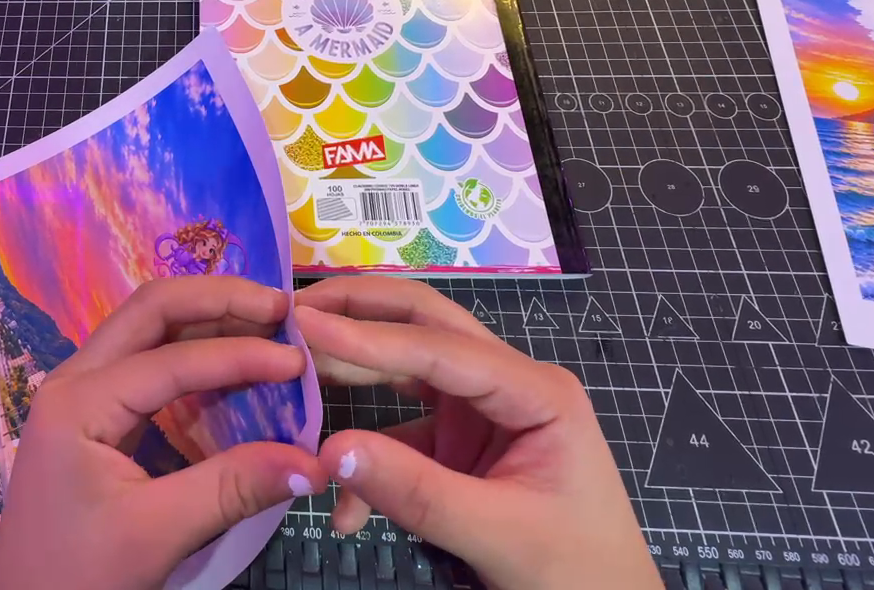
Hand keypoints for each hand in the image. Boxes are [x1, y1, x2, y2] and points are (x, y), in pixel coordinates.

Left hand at [0, 276, 325, 589]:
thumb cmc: (77, 577)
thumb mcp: (154, 536)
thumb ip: (231, 490)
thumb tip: (311, 463)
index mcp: (79, 400)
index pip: (170, 359)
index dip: (238, 355)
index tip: (296, 361)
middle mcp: (76, 377)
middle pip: (151, 309)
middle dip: (217, 299)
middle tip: (278, 306)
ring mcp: (83, 388)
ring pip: (148, 326)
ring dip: (206, 316)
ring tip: (264, 319)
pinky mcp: (96, 408)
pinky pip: (147, 359)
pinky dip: (193, 350)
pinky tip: (231, 359)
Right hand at [295, 277, 657, 589]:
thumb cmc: (578, 579)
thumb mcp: (501, 538)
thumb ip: (415, 491)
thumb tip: (328, 451)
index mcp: (534, 389)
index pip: (438, 347)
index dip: (367, 335)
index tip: (304, 323)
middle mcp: (506, 379)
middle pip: (423, 323)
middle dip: (359, 312)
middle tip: (295, 310)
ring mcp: (481, 403)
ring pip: (407, 359)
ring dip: (354, 361)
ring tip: (295, 355)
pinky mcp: (460, 434)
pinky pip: (402, 422)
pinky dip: (369, 448)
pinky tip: (342, 498)